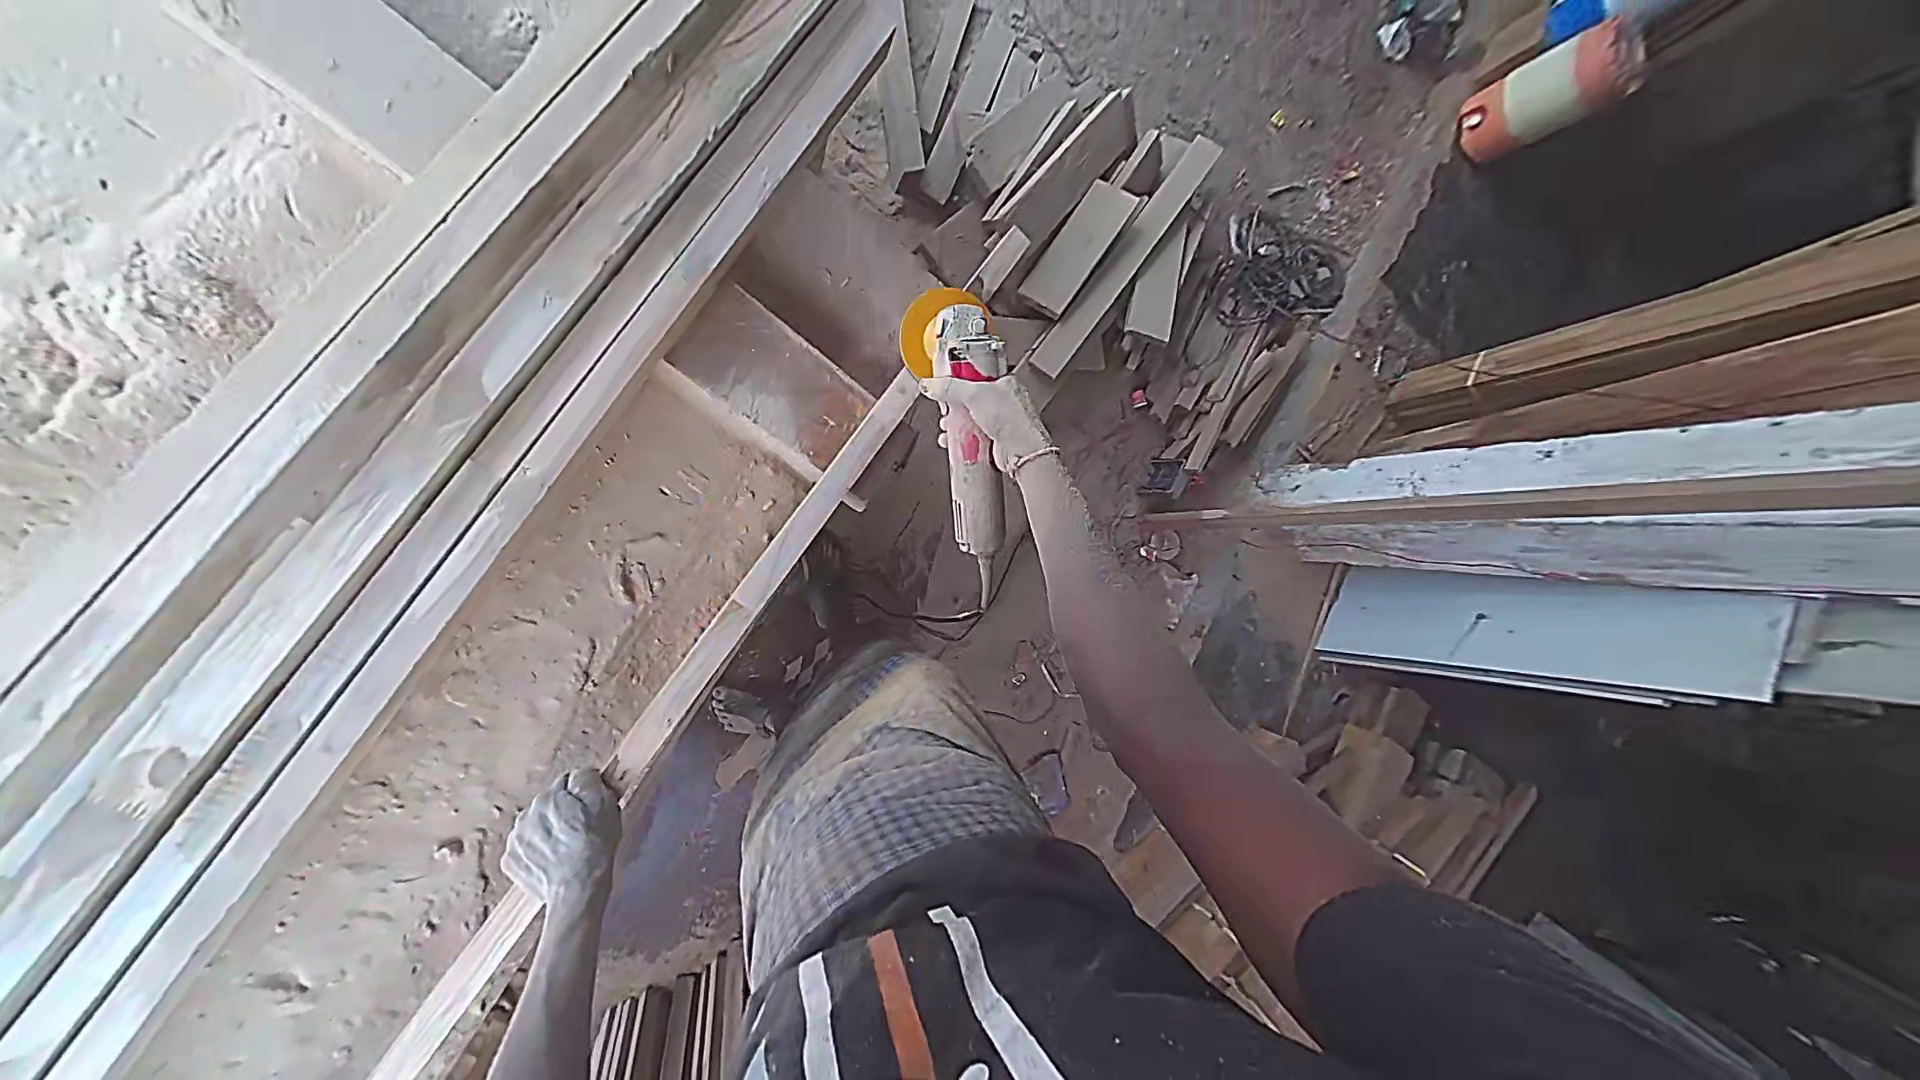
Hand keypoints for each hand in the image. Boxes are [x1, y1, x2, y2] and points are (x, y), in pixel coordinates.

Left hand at [503, 768, 620, 907]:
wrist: (576, 888)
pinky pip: (527, 845)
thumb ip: (588, 780)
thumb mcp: (604, 802)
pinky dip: (538, 848)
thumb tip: (580, 775)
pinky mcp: (509, 862)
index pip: (567, 781)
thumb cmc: (595, 843)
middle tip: (582, 827)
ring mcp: (513, 840)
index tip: (592, 808)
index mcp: (548, 797)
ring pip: (537, 823)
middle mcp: (525, 814)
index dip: (583, 793)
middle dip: (563, 810)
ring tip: (567, 845)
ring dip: (549, 828)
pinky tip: (553, 858)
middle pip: (549, 802)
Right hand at [921, 375, 1054, 473]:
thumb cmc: (1010, 419)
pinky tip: (954, 440)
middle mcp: (1005, 402)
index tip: (946, 383)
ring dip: (956, 424)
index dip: (961, 379)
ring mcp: (1001, 422)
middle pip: (972, 399)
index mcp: (1005, 383)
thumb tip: (929, 384)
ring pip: (972, 420)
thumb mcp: (974, 394)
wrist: (1021, 451)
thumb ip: (949, 387)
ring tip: (947, 426)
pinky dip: (962, 439)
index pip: (979, 375)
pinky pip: (974, 437)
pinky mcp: (996, 441)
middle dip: (955, 406)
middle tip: (946, 408)